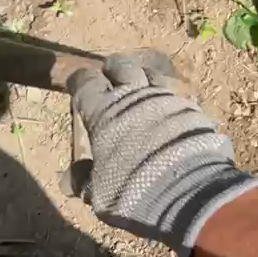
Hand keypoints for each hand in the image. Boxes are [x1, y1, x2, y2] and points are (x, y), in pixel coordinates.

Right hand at [68, 52, 257, 256]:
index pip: (86, 82)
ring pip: (152, 73)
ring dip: (144, 76)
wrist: (185, 188)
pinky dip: (168, 95)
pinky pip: (175, 91)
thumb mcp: (99, 191)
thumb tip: (66, 180)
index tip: (77, 82)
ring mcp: (165, 97)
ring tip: (141, 85)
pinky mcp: (190, 105)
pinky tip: (168, 105)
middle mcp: (134, 96)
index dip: (80, 81)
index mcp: (104, 111)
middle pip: (122, 65)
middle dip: (114, 67)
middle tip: (110, 73)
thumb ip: (83, 180)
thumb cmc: (132, 189)